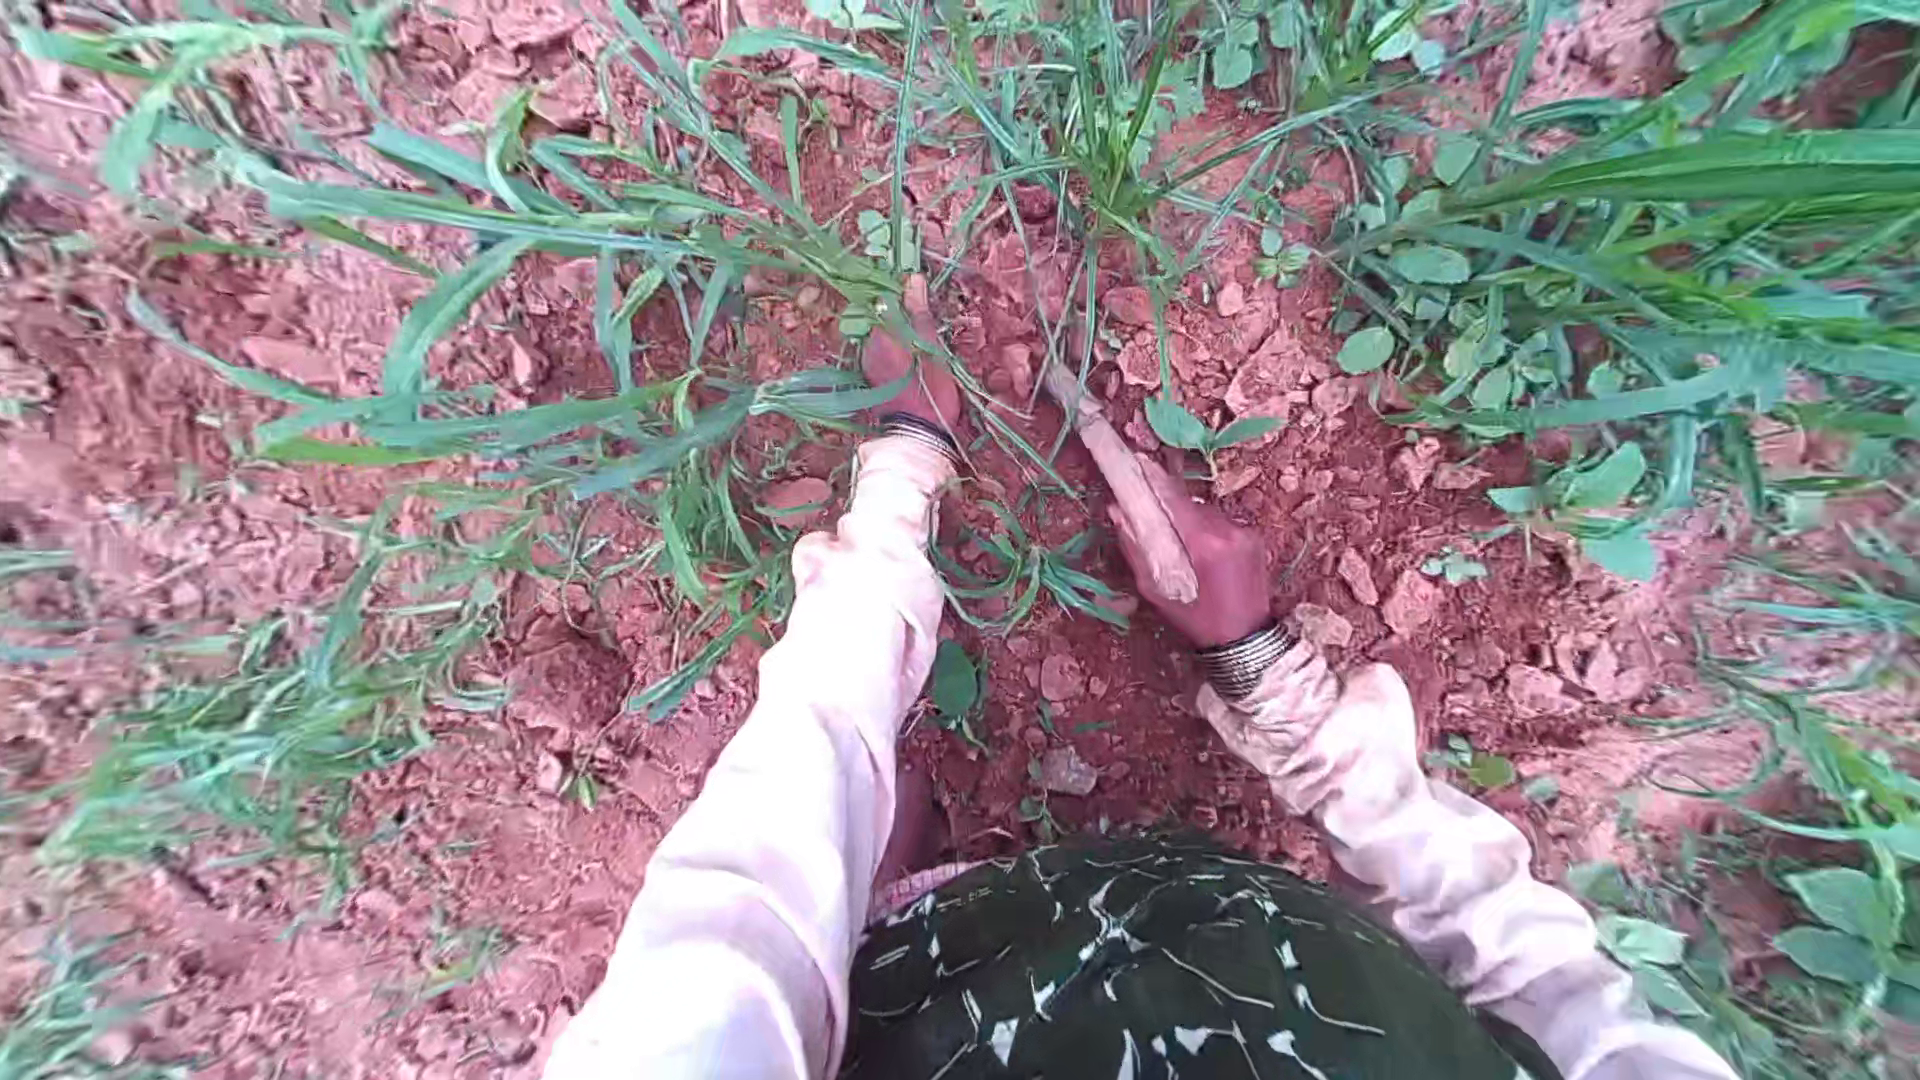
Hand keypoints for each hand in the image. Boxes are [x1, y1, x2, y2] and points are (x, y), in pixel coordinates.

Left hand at [862, 274, 959, 428]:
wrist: (919, 436)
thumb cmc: (932, 395)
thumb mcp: (933, 350)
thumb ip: (920, 315)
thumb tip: (914, 280)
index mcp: (881, 335)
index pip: (884, 299)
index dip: (901, 297)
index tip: (918, 301)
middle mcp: (867, 346)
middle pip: (880, 318)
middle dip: (898, 317)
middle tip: (923, 328)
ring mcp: (867, 363)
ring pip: (880, 336)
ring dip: (896, 335)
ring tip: (918, 347)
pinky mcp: (870, 378)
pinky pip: (880, 353)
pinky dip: (892, 351)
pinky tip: (908, 362)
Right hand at [1110, 456, 1271, 647]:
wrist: (1245, 641)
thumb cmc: (1194, 618)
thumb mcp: (1155, 589)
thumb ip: (1136, 548)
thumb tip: (1117, 511)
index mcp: (1203, 543)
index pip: (1174, 497)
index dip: (1154, 478)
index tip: (1137, 461)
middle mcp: (1228, 530)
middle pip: (1189, 503)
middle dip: (1169, 506)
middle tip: (1152, 516)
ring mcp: (1246, 532)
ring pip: (1206, 512)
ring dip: (1189, 520)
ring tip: (1180, 544)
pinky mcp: (1255, 537)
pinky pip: (1222, 523)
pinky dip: (1207, 531)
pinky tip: (1202, 553)